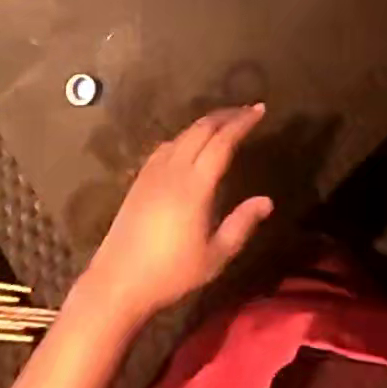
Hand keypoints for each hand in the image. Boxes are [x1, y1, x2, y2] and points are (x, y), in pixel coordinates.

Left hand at [74, 105, 274, 324]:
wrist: (120, 278)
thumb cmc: (172, 272)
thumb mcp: (215, 256)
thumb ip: (241, 224)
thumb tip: (267, 201)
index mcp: (195, 184)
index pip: (222, 141)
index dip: (241, 122)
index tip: (259, 109)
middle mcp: (174, 167)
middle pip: (202, 128)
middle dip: (226, 115)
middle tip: (246, 111)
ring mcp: (154, 169)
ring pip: (184, 133)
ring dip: (206, 123)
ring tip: (225, 123)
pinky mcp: (141, 176)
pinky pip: (168, 144)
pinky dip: (187, 135)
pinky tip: (192, 143)